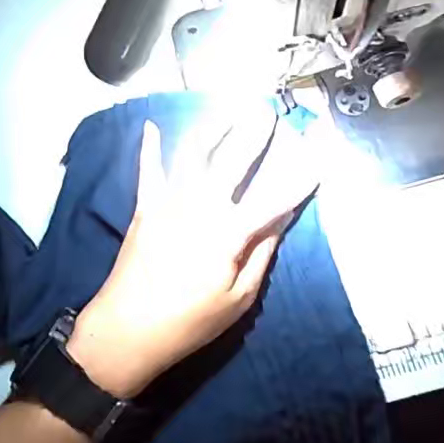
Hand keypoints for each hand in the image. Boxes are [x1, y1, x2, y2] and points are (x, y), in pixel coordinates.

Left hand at [66, 112, 317, 397]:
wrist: (124, 333)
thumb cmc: (189, 322)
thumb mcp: (239, 297)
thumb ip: (262, 252)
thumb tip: (282, 217)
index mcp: (229, 232)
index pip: (274, 198)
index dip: (300, 178)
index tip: (319, 158)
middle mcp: (200, 207)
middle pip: (233, 161)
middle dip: (253, 134)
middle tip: (267, 112)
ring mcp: (169, 203)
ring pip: (193, 155)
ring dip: (212, 129)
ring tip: (227, 109)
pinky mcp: (145, 208)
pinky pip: (149, 171)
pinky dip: (149, 148)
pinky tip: (150, 127)